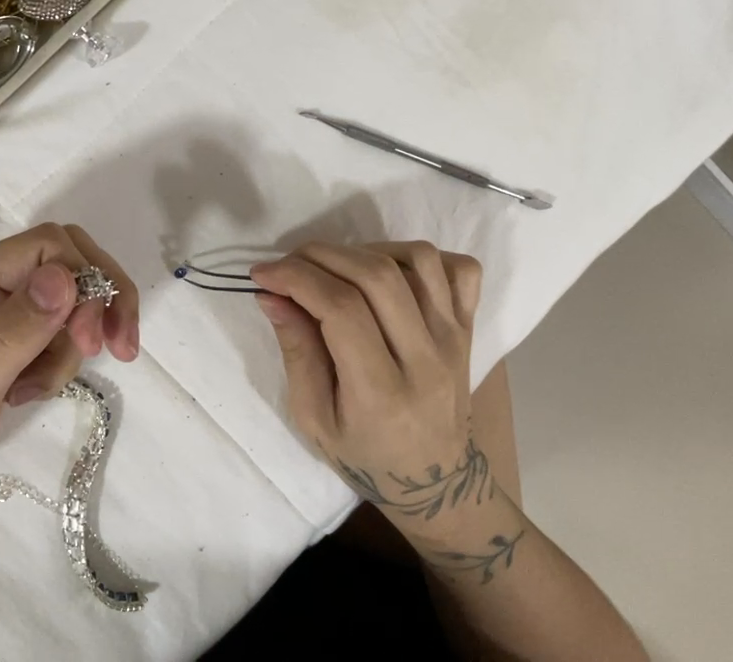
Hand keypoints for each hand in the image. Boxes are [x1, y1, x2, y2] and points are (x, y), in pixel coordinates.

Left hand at [0, 223, 138, 545]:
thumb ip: (11, 336)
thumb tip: (65, 277)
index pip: (44, 245)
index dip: (83, 280)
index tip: (91, 342)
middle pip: (65, 261)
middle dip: (97, 301)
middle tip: (113, 353)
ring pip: (66, 300)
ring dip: (71, 344)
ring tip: (34, 393)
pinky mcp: (2, 341)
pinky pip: (54, 332)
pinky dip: (59, 361)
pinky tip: (27, 396)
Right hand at [251, 241, 493, 544]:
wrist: (434, 482)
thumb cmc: (364, 455)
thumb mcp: (313, 418)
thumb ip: (296, 352)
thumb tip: (272, 294)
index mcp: (383, 393)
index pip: (342, 309)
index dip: (297, 278)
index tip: (262, 273)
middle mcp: (427, 360)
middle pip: (376, 277)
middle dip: (320, 256)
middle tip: (288, 264)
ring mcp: (455, 340)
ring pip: (418, 261)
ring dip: (364, 250)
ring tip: (334, 268)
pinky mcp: (470, 329)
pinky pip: (460, 269)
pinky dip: (420, 257)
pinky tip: (387, 271)